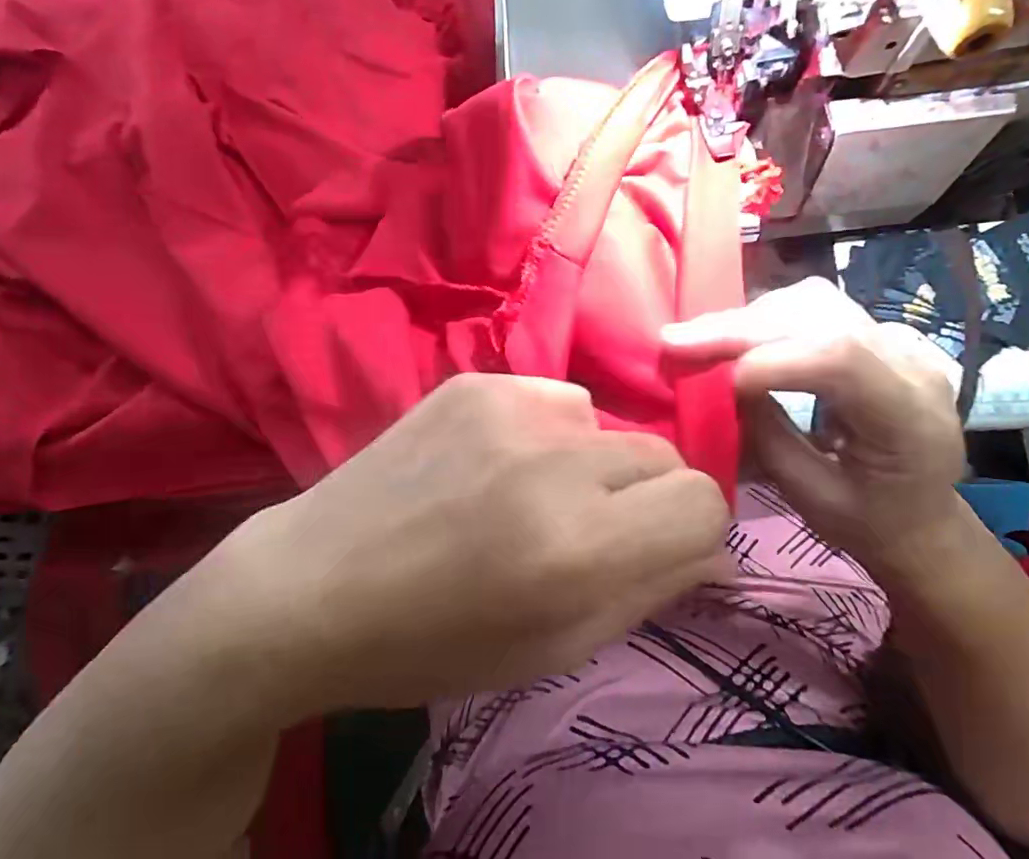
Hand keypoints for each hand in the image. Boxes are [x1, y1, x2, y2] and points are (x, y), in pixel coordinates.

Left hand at [191, 374, 730, 714]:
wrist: (313, 585)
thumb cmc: (434, 643)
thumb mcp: (556, 646)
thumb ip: (650, 590)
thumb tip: (715, 548)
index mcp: (578, 545)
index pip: (703, 502)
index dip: (691, 532)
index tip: (657, 550)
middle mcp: (554, 461)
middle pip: (664, 455)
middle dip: (645, 498)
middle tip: (588, 530)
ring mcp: (510, 408)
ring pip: (610, 425)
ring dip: (594, 464)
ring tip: (528, 496)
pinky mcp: (476, 382)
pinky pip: (557, 399)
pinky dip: (549, 434)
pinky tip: (493, 465)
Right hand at [662, 277, 966, 565]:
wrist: (921, 516)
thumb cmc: (870, 522)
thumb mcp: (813, 498)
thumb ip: (769, 438)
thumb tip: (716, 384)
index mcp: (911, 418)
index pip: (840, 359)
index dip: (768, 359)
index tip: (709, 379)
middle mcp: (912, 363)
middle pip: (818, 316)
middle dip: (738, 328)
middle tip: (675, 342)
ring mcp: (900, 340)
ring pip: (811, 302)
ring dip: (747, 319)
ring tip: (699, 341)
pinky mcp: (878, 332)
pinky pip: (813, 308)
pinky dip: (764, 318)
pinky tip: (733, 338)